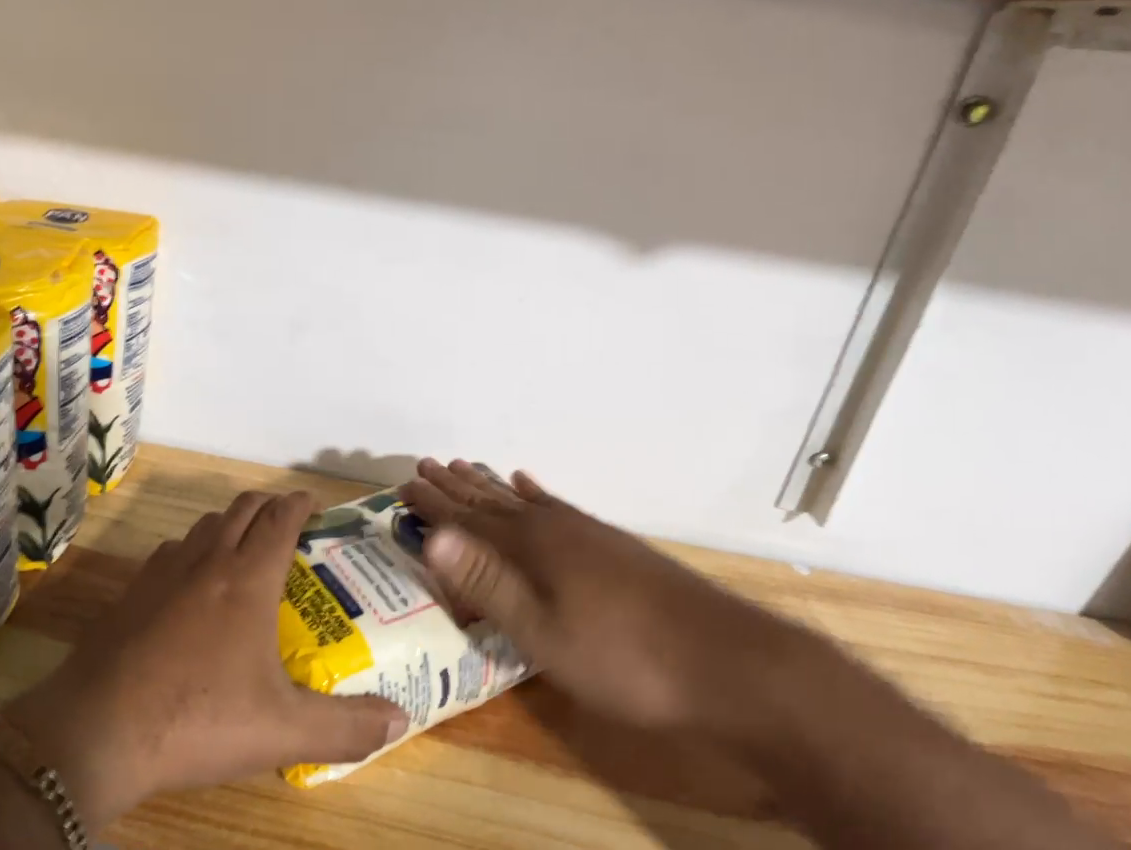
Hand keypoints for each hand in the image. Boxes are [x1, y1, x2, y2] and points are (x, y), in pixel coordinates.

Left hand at [0, 490, 407, 826]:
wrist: (96, 731)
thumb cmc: (198, 719)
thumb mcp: (283, 731)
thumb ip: (345, 727)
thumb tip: (399, 720)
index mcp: (247, 579)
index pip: (280, 520)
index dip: (300, 504)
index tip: (314, 503)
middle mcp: (205, 562)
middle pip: (240, 510)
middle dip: (268, 505)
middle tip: (287, 521)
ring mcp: (160, 575)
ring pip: (202, 526)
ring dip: (228, 524)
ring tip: (243, 547)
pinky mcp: (129, 595)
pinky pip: (169, 553)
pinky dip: (191, 551)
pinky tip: (189, 584)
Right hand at [401, 458, 817, 743]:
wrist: (727, 665)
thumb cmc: (624, 660)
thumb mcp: (544, 633)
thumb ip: (488, 584)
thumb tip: (431, 538)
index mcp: (532, 549)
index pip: (468, 520)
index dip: (434, 503)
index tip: (403, 483)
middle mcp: (555, 529)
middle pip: (493, 502)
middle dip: (456, 486)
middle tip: (425, 464)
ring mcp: (587, 534)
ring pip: (523, 501)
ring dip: (489, 486)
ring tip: (466, 467)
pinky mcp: (612, 547)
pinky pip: (559, 507)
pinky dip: (537, 496)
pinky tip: (531, 488)